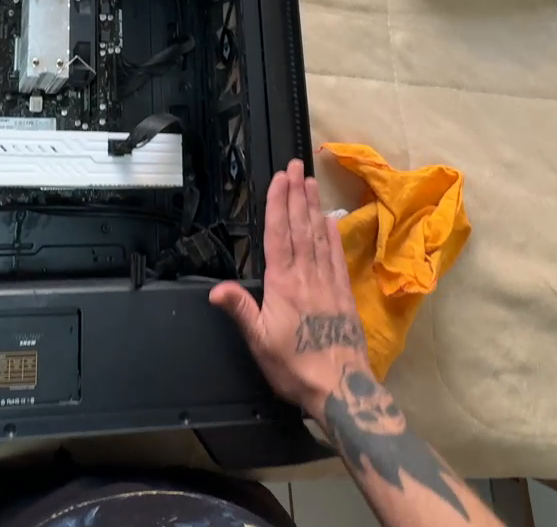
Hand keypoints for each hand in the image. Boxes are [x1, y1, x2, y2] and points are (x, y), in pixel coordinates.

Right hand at [208, 159, 369, 418]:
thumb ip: (239, 310)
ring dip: (313, 206)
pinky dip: (332, 234)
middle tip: (295, 166)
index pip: (279, 234)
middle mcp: (307, 275)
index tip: (279, 178)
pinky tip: (330, 219)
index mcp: (284, 283)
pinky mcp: (343, 293)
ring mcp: (327, 282)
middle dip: (296, 194)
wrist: (341, 390)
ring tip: (310, 182)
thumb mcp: (258, 342)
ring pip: (318, 235)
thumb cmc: (295, 366)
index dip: (278, 204)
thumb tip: (214, 290)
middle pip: (300, 226)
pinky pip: (336, 255)